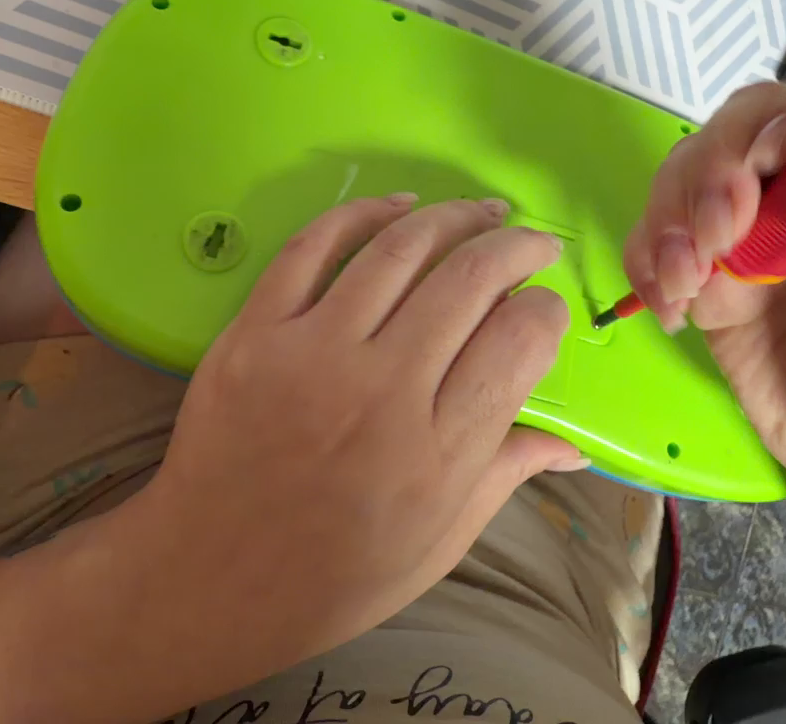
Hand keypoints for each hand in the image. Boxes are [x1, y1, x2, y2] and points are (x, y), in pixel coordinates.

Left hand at [139, 195, 581, 668]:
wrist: (210, 580)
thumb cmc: (337, 574)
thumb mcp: (440, 541)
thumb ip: (507, 473)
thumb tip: (575, 446)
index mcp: (440, 450)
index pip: (520, 341)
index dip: (547, 311)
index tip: (545, 308)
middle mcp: (384, 390)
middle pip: (470, 279)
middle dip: (518, 247)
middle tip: (533, 244)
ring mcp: (312, 353)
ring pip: (401, 250)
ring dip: (454, 217)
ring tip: (482, 211)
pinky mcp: (255, 332)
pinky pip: (314, 247)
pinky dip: (362, 213)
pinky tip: (399, 205)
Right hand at [623, 62, 785, 519]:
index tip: (770, 159)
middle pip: (750, 127)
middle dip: (715, 169)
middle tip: (714, 236)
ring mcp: (763, 235)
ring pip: (692, 176)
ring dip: (670, 216)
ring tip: (679, 286)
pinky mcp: (716, 276)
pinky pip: (662, 240)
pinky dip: (647, 258)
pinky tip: (663, 304)